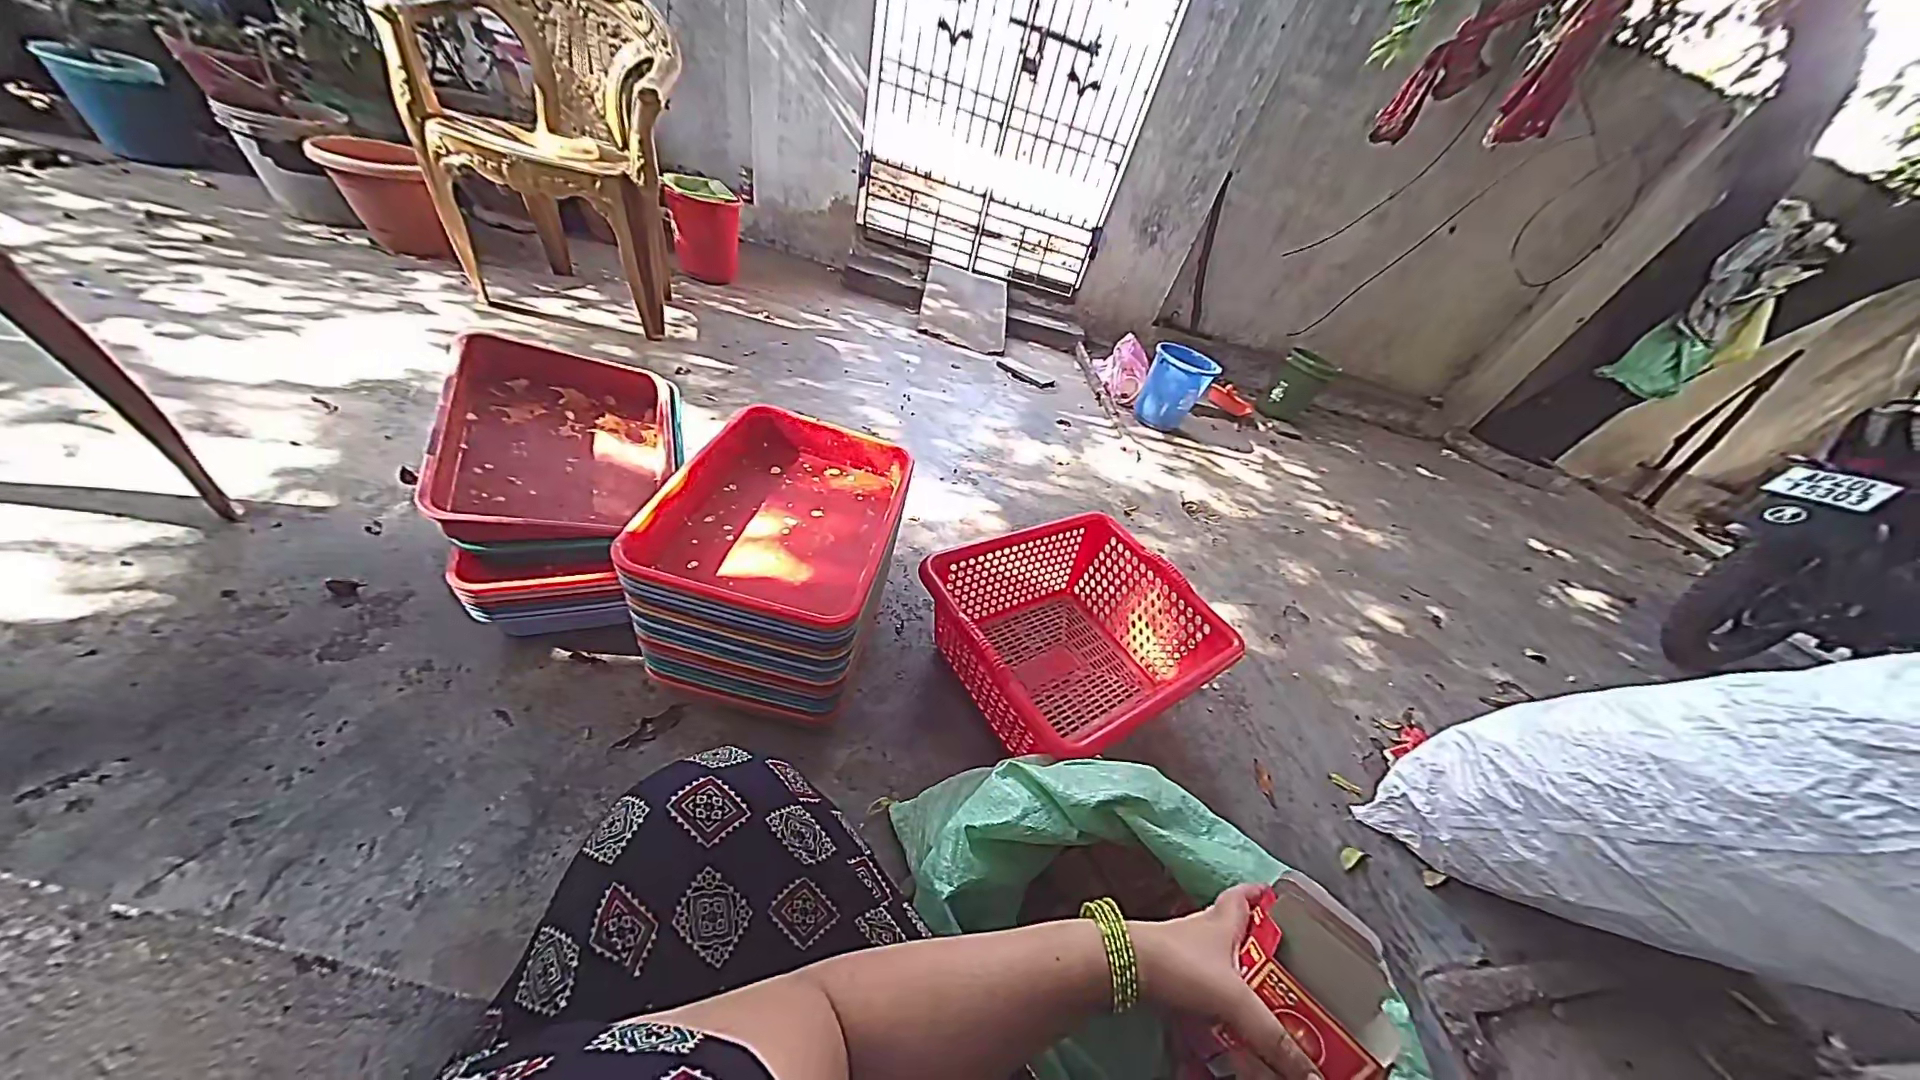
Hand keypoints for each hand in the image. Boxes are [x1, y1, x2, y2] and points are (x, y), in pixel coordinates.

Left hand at [1130, 883, 1321, 1079]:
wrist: (1123, 968)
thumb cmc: (1180, 964)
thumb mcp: (1236, 1000)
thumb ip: (1274, 1037)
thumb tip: (1313, 1075)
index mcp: (1223, 921)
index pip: (1244, 896)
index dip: (1259, 894)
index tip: (1275, 898)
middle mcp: (1203, 931)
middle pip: (1233, 932)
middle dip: (1256, 951)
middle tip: (1283, 975)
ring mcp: (1183, 951)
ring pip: (1217, 963)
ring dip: (1236, 983)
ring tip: (1261, 1009)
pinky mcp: (1168, 973)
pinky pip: (1199, 989)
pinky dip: (1214, 1007)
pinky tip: (1225, 1029)